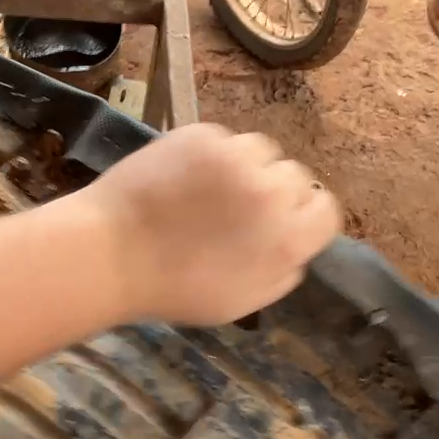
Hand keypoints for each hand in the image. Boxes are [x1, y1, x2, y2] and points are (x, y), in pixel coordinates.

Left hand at [71, 123, 342, 325]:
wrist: (111, 254)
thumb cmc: (175, 289)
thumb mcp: (241, 304)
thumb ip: (282, 274)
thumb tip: (296, 249)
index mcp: (287, 238)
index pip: (327, 210)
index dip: (305, 217)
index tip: (282, 224)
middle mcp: (272, 191)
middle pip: (296, 177)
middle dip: (276, 193)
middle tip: (239, 211)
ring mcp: (236, 157)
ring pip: (262, 152)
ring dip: (247, 168)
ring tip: (210, 191)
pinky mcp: (203, 135)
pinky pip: (224, 140)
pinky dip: (212, 155)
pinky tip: (185, 177)